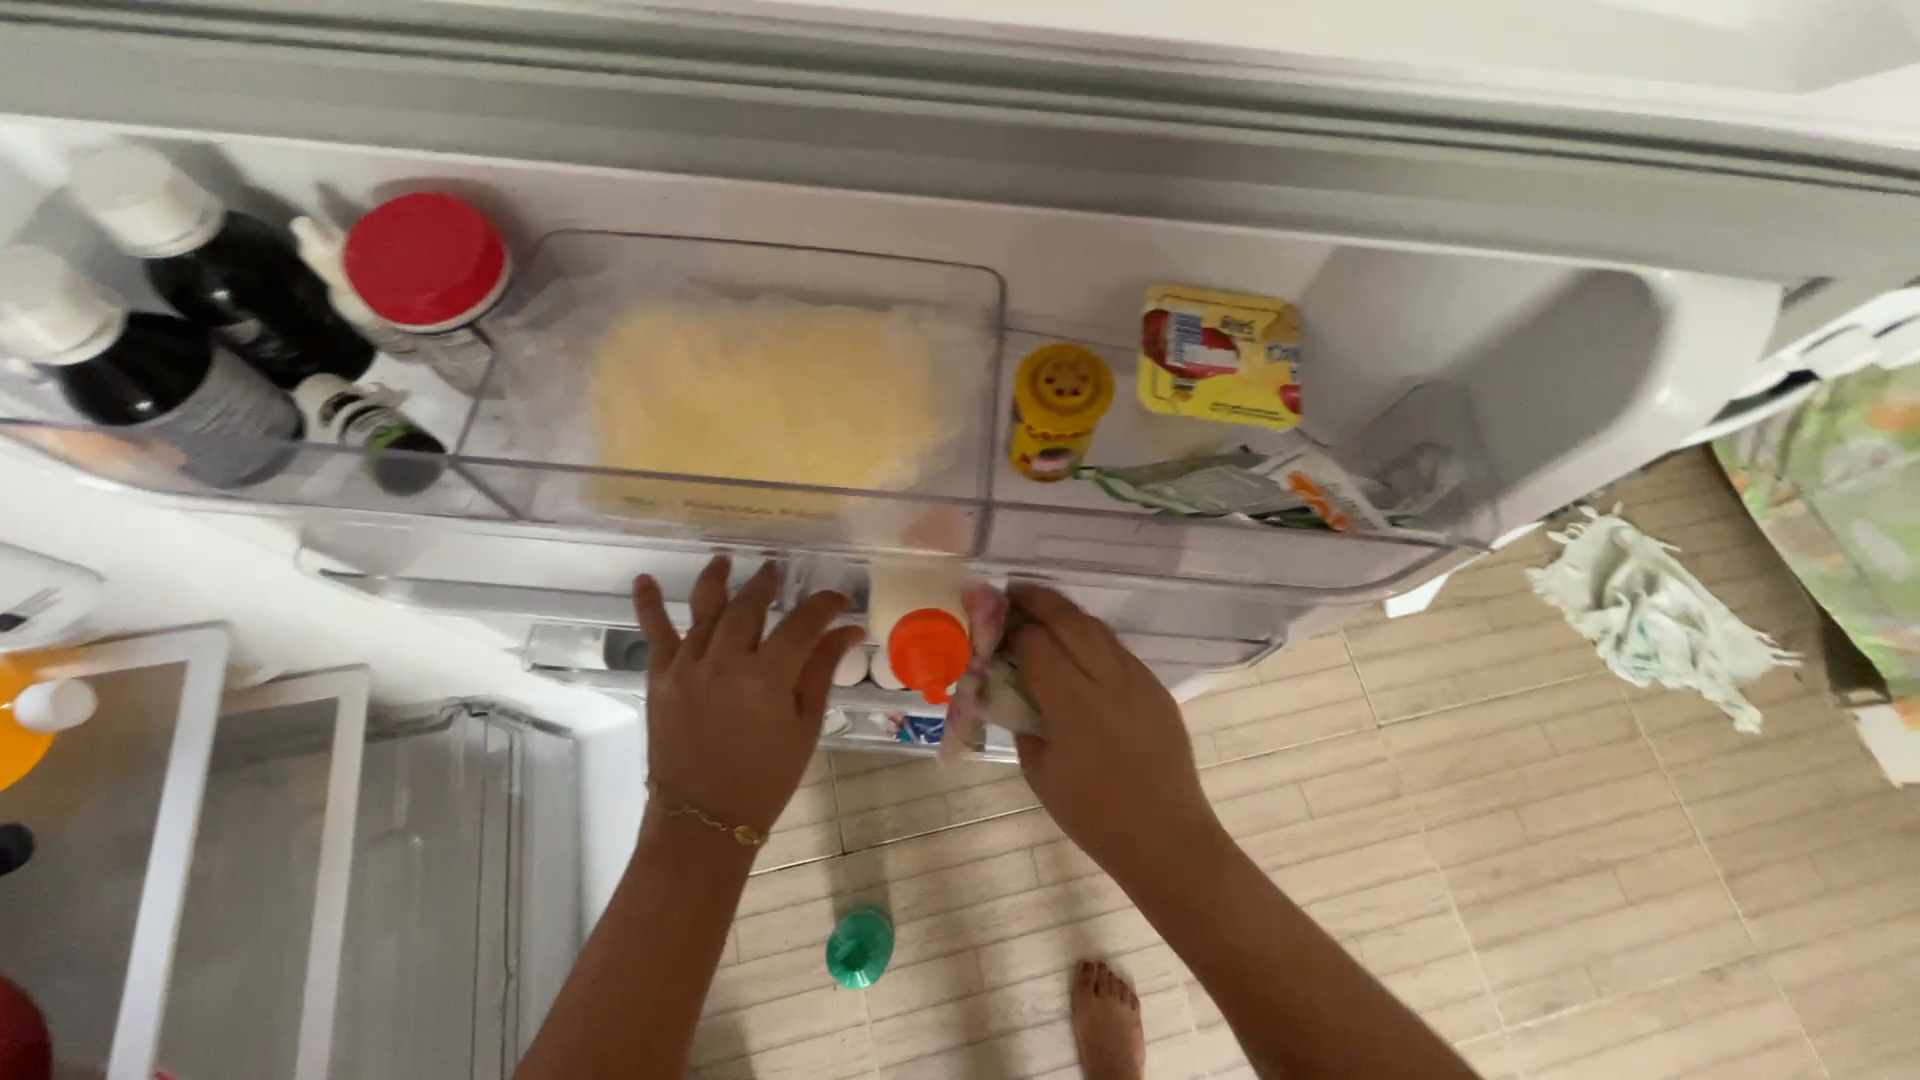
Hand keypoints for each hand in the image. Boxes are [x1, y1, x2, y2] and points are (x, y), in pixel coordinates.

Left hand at [633, 556, 864, 833]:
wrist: (703, 819)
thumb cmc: (765, 778)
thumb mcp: (804, 727)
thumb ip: (821, 672)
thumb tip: (848, 630)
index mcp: (767, 678)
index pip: (802, 624)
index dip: (823, 606)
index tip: (837, 600)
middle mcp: (725, 662)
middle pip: (750, 607)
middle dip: (767, 584)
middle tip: (778, 569)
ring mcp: (687, 668)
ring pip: (705, 611)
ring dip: (717, 580)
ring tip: (726, 559)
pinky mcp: (660, 679)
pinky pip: (655, 634)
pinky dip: (649, 605)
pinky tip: (644, 580)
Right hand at [1009, 584, 1224, 876]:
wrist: (1164, 837)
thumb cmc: (1092, 814)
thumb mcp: (1040, 772)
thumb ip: (1024, 723)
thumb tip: (1014, 693)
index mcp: (1071, 701)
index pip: (1035, 643)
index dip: (1011, 629)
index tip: (993, 624)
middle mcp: (1106, 679)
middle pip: (1067, 620)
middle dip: (1037, 600)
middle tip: (1012, 593)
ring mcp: (1137, 680)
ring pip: (1097, 628)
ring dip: (1066, 614)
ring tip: (1042, 611)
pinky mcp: (1156, 688)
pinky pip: (1118, 650)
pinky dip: (1092, 638)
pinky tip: (1078, 648)